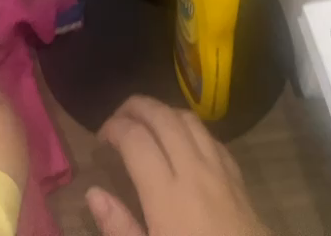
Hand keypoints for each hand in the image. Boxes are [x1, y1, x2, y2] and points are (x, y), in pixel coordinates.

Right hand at [89, 96, 268, 235]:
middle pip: (163, 117)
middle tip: (117, 116)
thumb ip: (120, 227)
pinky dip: (188, 126)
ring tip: (145, 121)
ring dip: (163, 111)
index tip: (101, 137)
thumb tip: (93, 193)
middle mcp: (193, 171)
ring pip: (188, 118)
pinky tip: (181, 139)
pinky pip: (209, 135)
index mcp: (167, 195)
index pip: (136, 140)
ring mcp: (218, 169)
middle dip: (136, 107)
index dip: (114, 128)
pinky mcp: (236, 175)